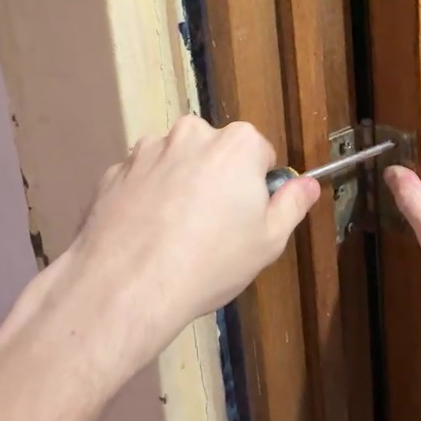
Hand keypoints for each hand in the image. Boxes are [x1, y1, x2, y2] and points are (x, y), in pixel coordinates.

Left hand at [53, 116, 320, 369]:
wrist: (127, 287)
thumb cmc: (210, 262)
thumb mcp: (269, 241)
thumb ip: (293, 204)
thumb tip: (307, 184)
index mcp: (237, 144)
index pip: (260, 154)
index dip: (257, 187)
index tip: (247, 217)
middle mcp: (191, 134)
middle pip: (215, 152)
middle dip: (218, 179)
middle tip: (214, 227)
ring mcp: (147, 150)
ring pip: (176, 163)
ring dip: (180, 185)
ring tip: (176, 235)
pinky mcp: (113, 172)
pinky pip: (141, 180)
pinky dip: (146, 198)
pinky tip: (147, 234)